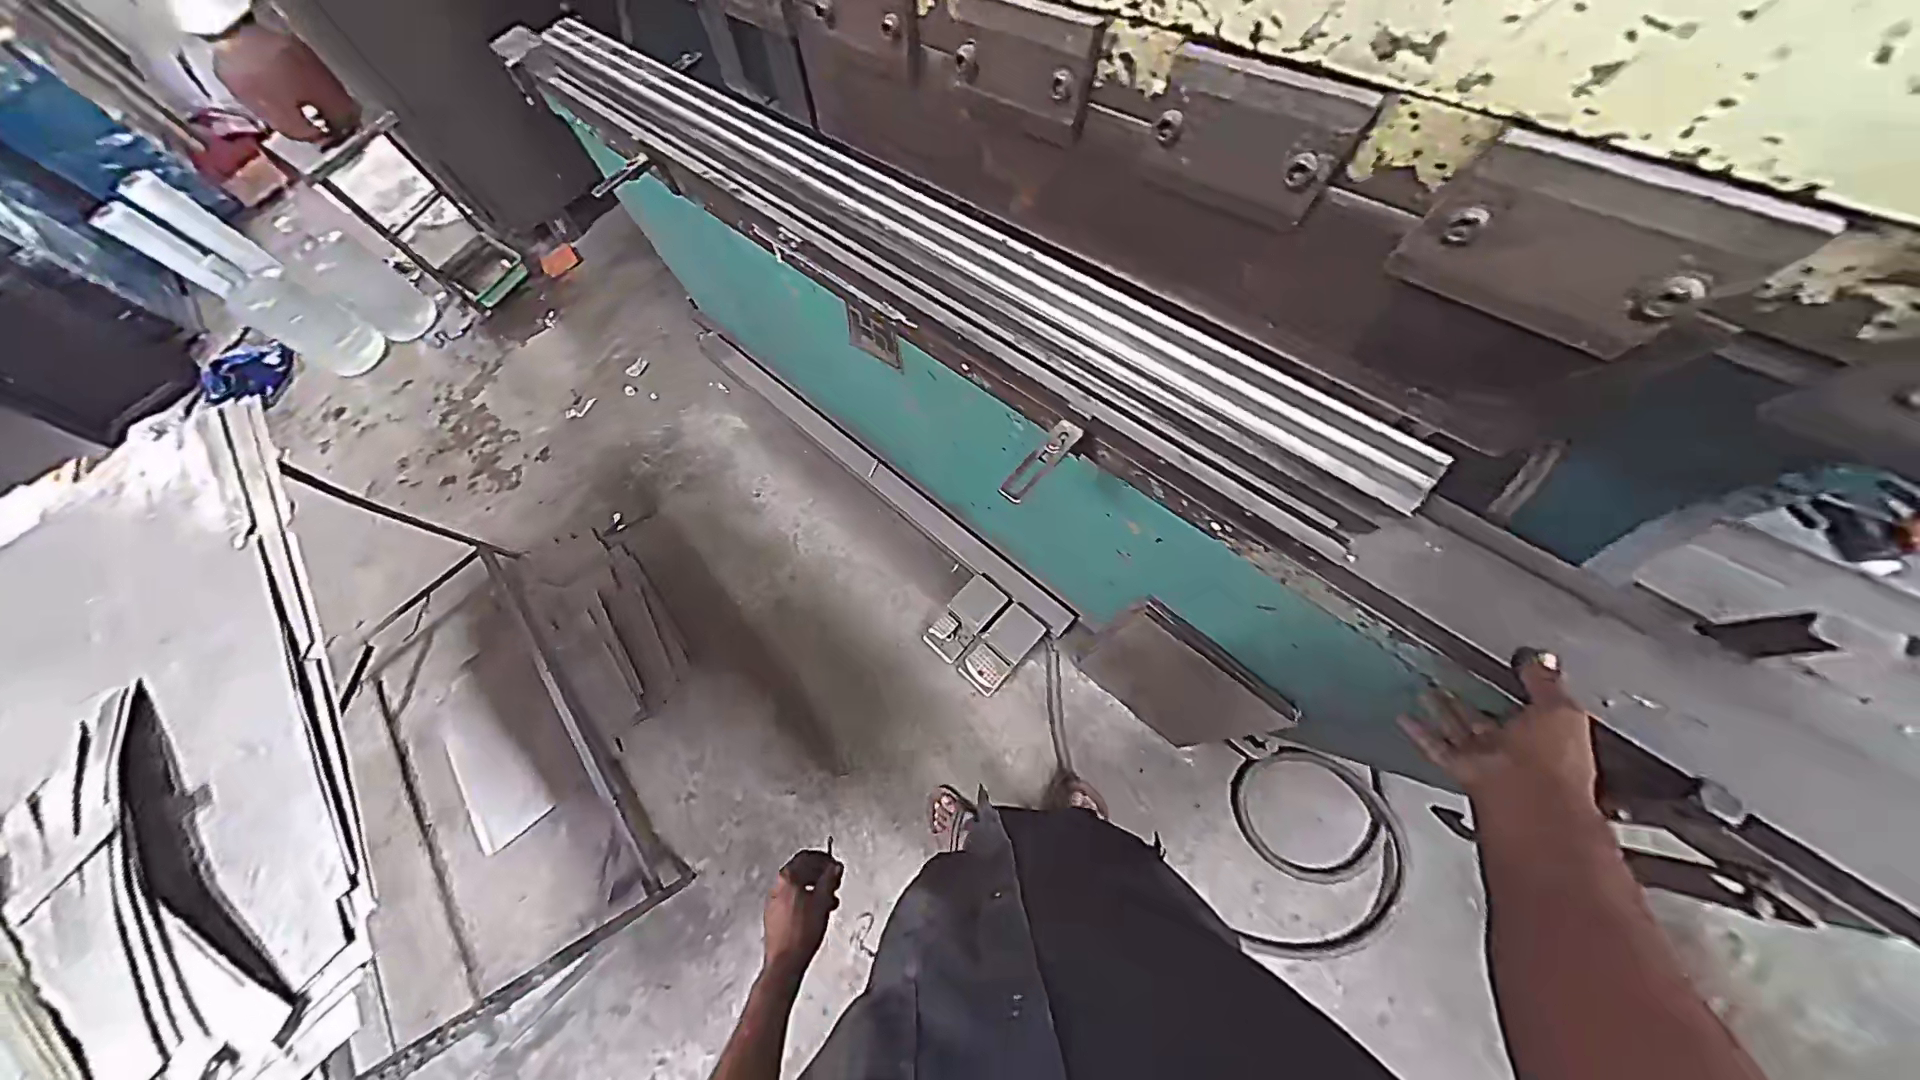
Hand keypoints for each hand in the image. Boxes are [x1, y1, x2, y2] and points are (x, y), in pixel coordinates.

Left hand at [762, 850, 842, 979]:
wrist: (785, 963)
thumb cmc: (801, 933)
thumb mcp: (823, 901)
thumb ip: (829, 879)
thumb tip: (834, 867)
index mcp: (787, 878)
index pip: (806, 857)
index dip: (823, 859)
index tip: (834, 865)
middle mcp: (777, 886)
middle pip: (801, 870)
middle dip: (820, 874)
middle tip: (833, 881)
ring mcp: (773, 901)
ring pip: (797, 885)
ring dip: (814, 888)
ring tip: (828, 899)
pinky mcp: (773, 915)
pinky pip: (791, 898)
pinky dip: (805, 899)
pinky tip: (816, 911)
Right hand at [1398, 650, 1597, 814]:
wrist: (1528, 796)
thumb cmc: (1553, 759)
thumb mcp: (1559, 709)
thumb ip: (1545, 682)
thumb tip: (1541, 659)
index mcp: (1547, 737)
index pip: (1529, 709)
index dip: (1516, 690)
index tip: (1501, 672)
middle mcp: (1515, 750)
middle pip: (1486, 721)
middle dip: (1469, 702)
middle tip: (1451, 683)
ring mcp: (1485, 759)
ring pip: (1459, 731)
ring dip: (1442, 711)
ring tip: (1426, 693)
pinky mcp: (1460, 767)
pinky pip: (1436, 746)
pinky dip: (1419, 733)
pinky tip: (1407, 719)